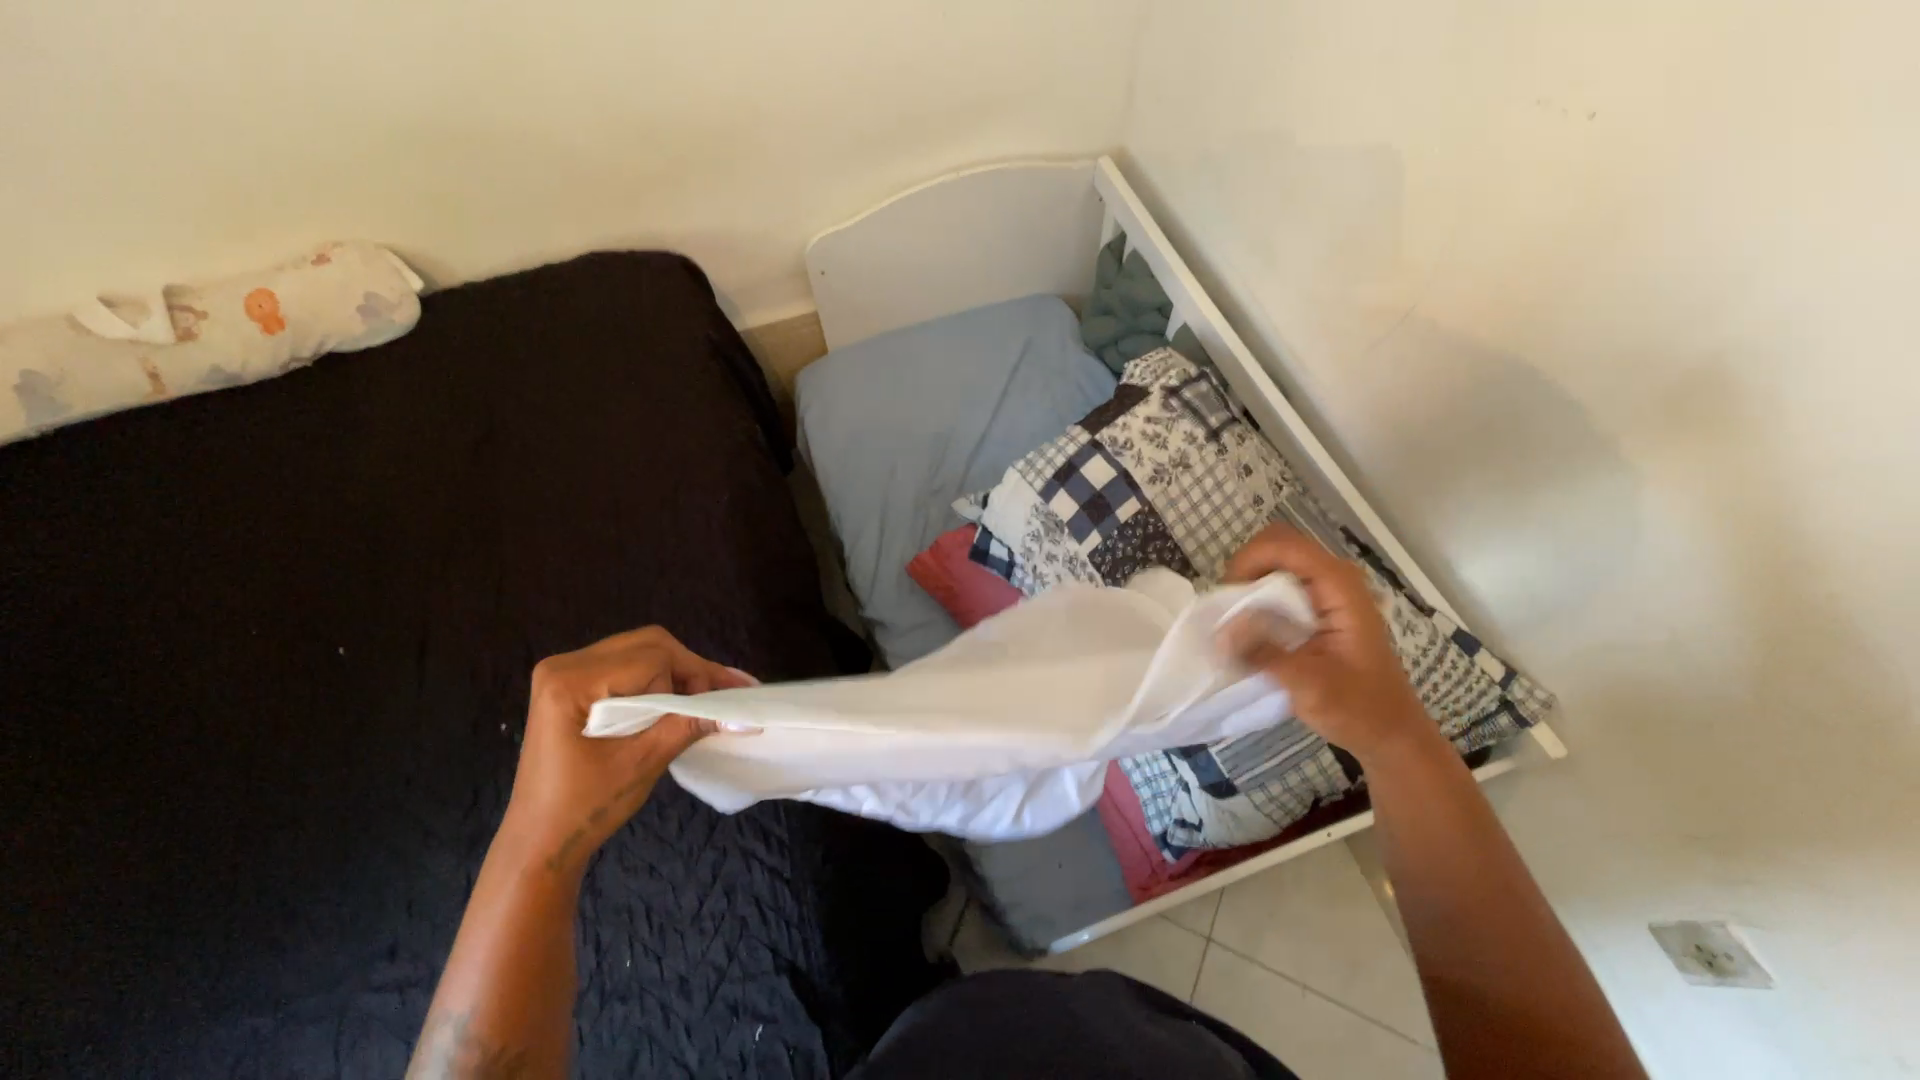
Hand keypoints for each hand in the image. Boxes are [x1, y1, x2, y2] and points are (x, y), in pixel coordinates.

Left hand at [501, 626, 755, 876]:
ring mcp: (563, 674)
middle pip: (646, 645)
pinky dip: (655, 681)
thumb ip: (688, 726)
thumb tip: (742, 715)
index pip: (652, 658)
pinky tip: (677, 701)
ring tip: (705, 700)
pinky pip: (624, 667)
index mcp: (570, 682)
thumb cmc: (585, 807)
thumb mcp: (642, 763)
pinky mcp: (570, 686)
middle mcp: (563, 665)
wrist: (540, 841)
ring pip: (638, 652)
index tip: (726, 701)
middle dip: (688, 669)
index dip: (695, 675)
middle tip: (721, 696)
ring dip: (675, 673)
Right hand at [1220, 525, 1435, 764]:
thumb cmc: (1359, 708)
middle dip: (1246, 568)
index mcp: (1340, 588)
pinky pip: (1283, 586)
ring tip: (1236, 621)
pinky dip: (1260, 598)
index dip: (1249, 560)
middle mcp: (1336, 579)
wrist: (1390, 732)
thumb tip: (1221, 630)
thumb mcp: (1310, 685)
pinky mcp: (1321, 608)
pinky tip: (1252, 630)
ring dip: (1251, 584)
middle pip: (1279, 546)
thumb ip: (1266, 653)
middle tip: (1229, 606)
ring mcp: (1329, 592)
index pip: (1286, 546)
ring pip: (1278, 564)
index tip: (1228, 595)